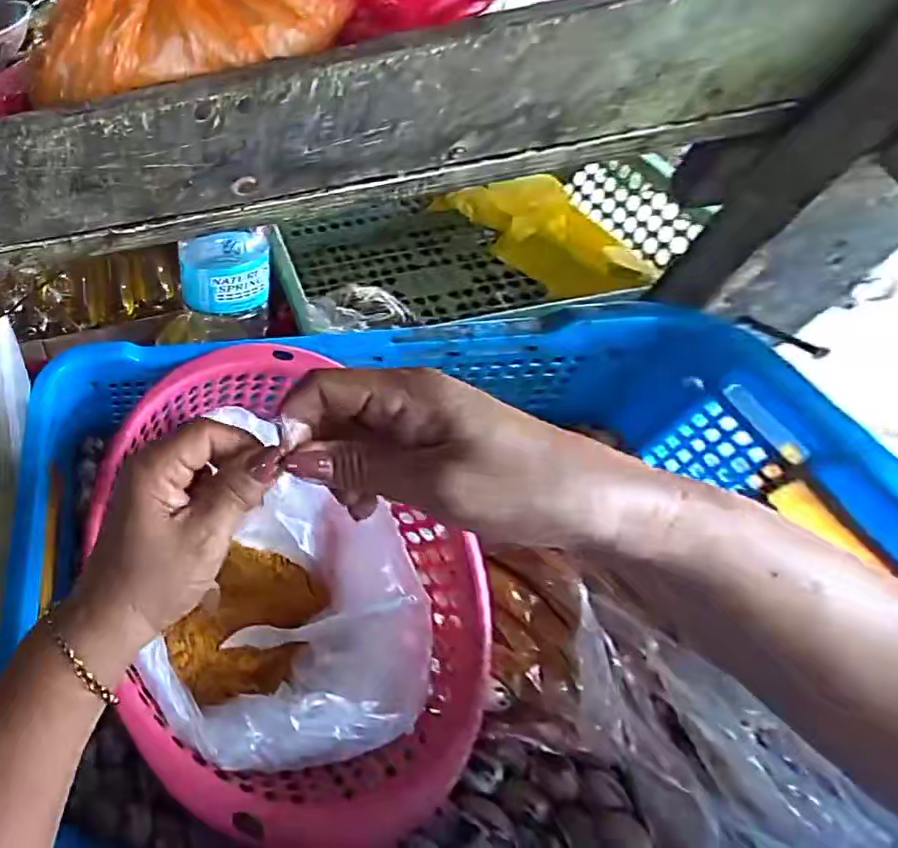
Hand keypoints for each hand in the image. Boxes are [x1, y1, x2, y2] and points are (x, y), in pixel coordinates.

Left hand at [59, 420, 283, 677]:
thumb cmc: (158, 579)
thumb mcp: (205, 535)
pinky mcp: (150, 497)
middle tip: (264, 493)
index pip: (206, 430)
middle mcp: (146, 461)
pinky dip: (211, 490)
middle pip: (201, 441)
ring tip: (248, 507)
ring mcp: (146, 479)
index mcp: (153, 463)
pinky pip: (187, 479)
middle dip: (237, 459)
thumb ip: (237, 491)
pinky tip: (225, 515)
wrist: (113, 614)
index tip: (276, 470)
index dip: (244, 442)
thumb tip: (272, 456)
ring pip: (197, 460)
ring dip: (226, 476)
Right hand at [279, 368, 687, 550]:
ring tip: (353, 507)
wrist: (609, 510)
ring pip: (348, 431)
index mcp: (403, 391)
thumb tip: (291, 457)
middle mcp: (402, 396)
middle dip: (315, 448)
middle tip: (323, 495)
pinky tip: (371, 503)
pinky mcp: (427, 441)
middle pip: (330, 409)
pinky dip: (362, 474)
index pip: (320, 387)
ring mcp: (415, 418)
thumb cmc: (523, 488)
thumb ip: (358, 467)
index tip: (289, 466)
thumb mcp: (433, 484)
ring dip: (338, 466)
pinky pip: (374, 448)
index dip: (293, 420)